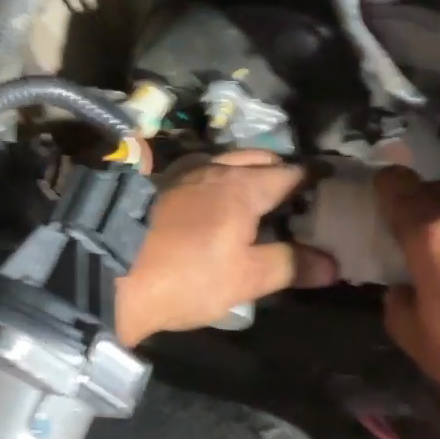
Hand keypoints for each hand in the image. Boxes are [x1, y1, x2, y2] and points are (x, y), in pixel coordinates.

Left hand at [114, 151, 338, 345]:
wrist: (108, 274)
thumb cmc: (185, 277)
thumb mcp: (244, 279)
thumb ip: (289, 264)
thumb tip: (332, 262)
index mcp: (241, 185)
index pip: (292, 173)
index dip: (315, 182)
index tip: (331, 193)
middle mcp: (212, 167)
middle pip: (257, 160)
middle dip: (280, 173)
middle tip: (296, 200)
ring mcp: (178, 173)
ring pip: (222, 163)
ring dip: (243, 174)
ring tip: (255, 201)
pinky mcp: (152, 186)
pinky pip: (195, 174)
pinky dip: (213, 182)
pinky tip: (209, 204)